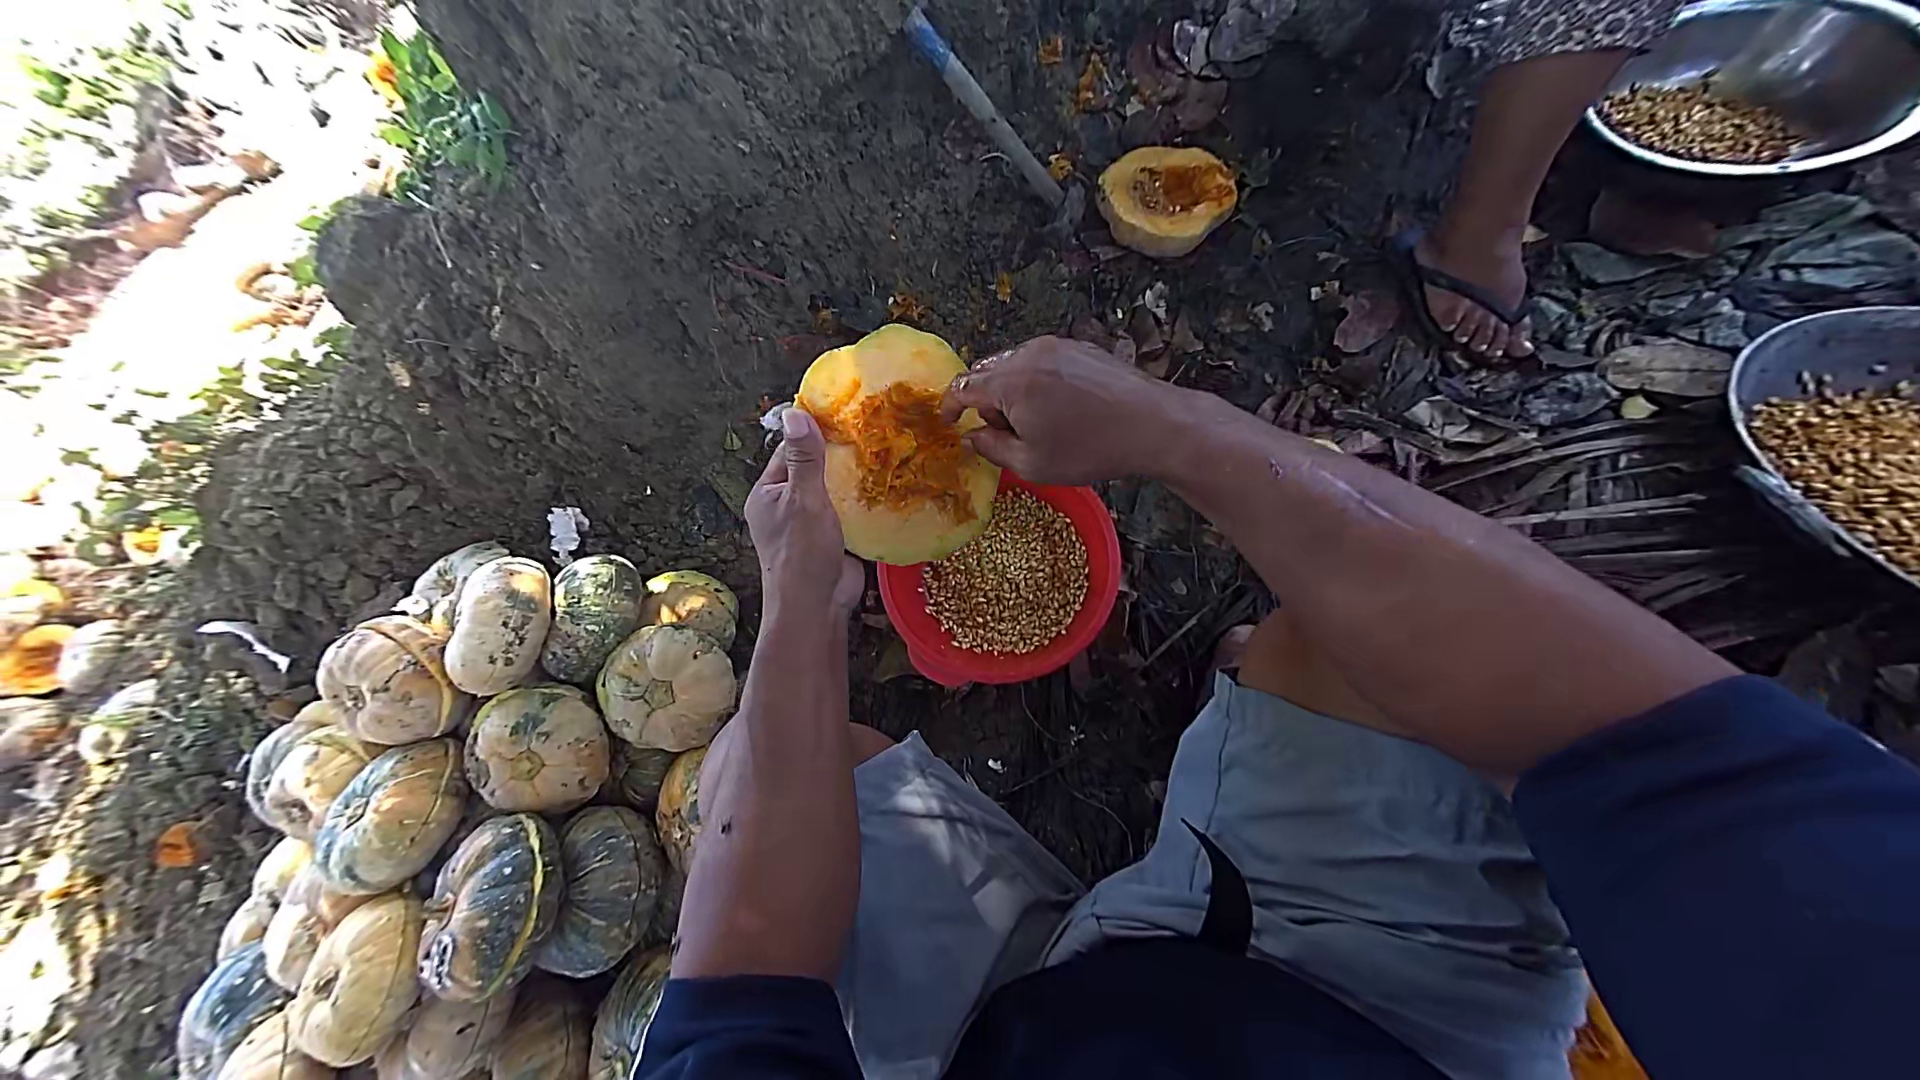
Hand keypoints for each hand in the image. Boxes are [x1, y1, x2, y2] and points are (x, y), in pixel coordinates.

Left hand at [746, 409, 862, 619]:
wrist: (816, 605)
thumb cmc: (802, 552)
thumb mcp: (803, 498)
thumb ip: (803, 457)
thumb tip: (795, 413)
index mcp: (767, 494)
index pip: (788, 452)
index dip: (812, 433)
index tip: (841, 415)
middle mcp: (784, 507)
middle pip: (811, 471)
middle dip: (835, 456)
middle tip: (867, 434)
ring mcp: (807, 525)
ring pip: (830, 492)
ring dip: (850, 480)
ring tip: (878, 456)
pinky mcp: (829, 539)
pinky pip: (843, 512)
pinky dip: (858, 501)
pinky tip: (879, 488)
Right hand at [940, 336, 1179, 484]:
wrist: (1153, 425)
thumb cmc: (1091, 449)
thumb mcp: (1032, 463)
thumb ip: (991, 448)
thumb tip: (971, 436)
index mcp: (1012, 381)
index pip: (962, 386)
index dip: (948, 406)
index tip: (948, 422)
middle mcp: (1030, 354)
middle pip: (987, 372)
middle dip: (986, 403)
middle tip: (1008, 433)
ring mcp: (1057, 346)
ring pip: (1014, 365)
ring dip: (1012, 393)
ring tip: (1039, 424)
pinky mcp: (1079, 347)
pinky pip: (1041, 361)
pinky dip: (1036, 383)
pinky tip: (1061, 409)